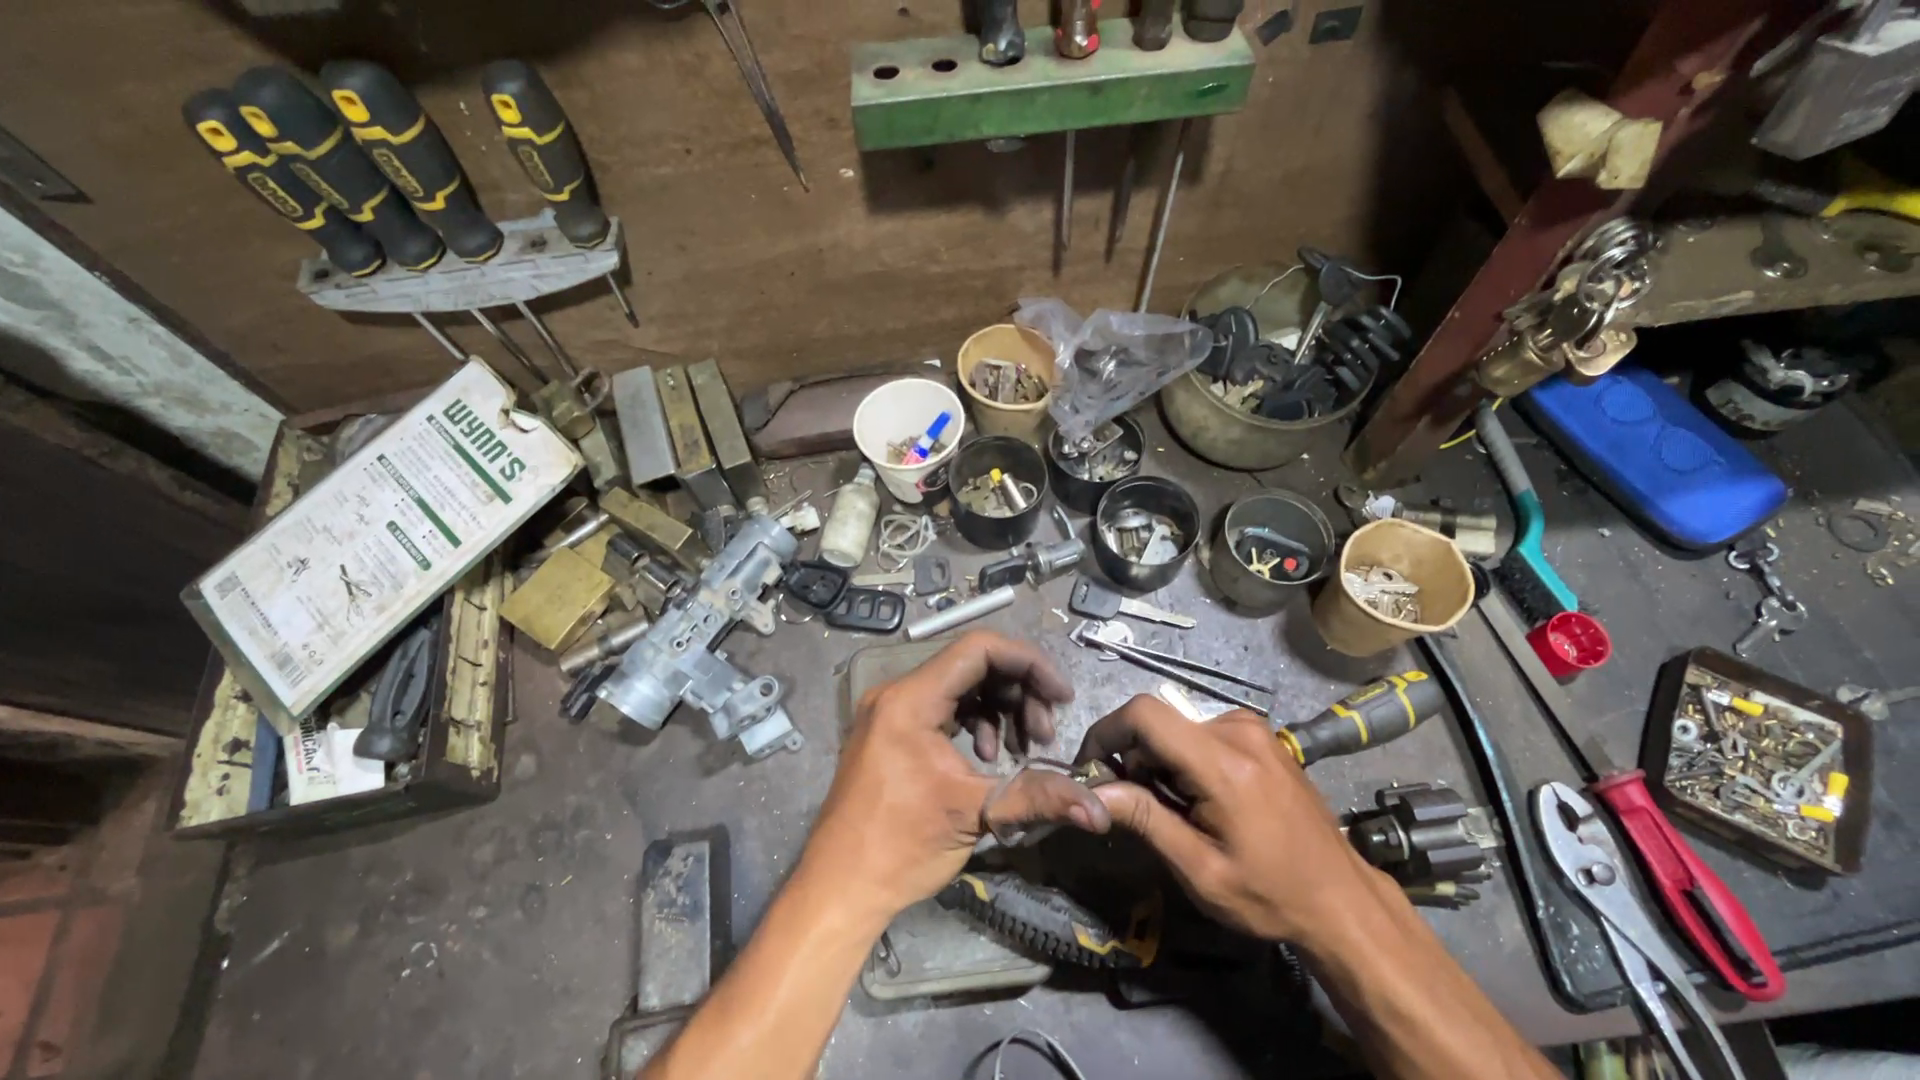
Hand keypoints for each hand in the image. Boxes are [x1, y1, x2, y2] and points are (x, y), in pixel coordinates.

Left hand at [801, 632, 1112, 922]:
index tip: (1062, 696)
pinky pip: (943, 709)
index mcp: (911, 701)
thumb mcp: (974, 814)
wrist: (840, 886)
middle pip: (973, 666)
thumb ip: (1037, 797)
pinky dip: (975, 724)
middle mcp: (897, 695)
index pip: (979, 650)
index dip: (1029, 664)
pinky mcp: (892, 734)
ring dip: (1000, 711)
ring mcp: (891, 713)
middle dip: (1019, 693)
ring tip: (1023, 750)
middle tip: (1045, 736)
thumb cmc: (899, 846)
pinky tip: (990, 758)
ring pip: (960, 688)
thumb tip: (1098, 808)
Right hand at [1076, 695, 1380, 943]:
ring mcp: (1254, 730)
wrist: (1340, 899)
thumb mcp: (1200, 870)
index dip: (1106, 733)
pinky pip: (1201, 733)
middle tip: (1136, 808)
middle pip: (1159, 722)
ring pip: (1177, 728)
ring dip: (1160, 762)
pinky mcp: (1261, 736)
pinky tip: (1199, 800)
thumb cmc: (1270, 894)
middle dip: (1134, 758)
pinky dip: (1184, 759)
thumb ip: (1146, 820)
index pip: (1145, 714)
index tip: (1091, 770)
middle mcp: (1240, 731)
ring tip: (1175, 812)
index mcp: (1225, 763)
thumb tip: (1091, 792)